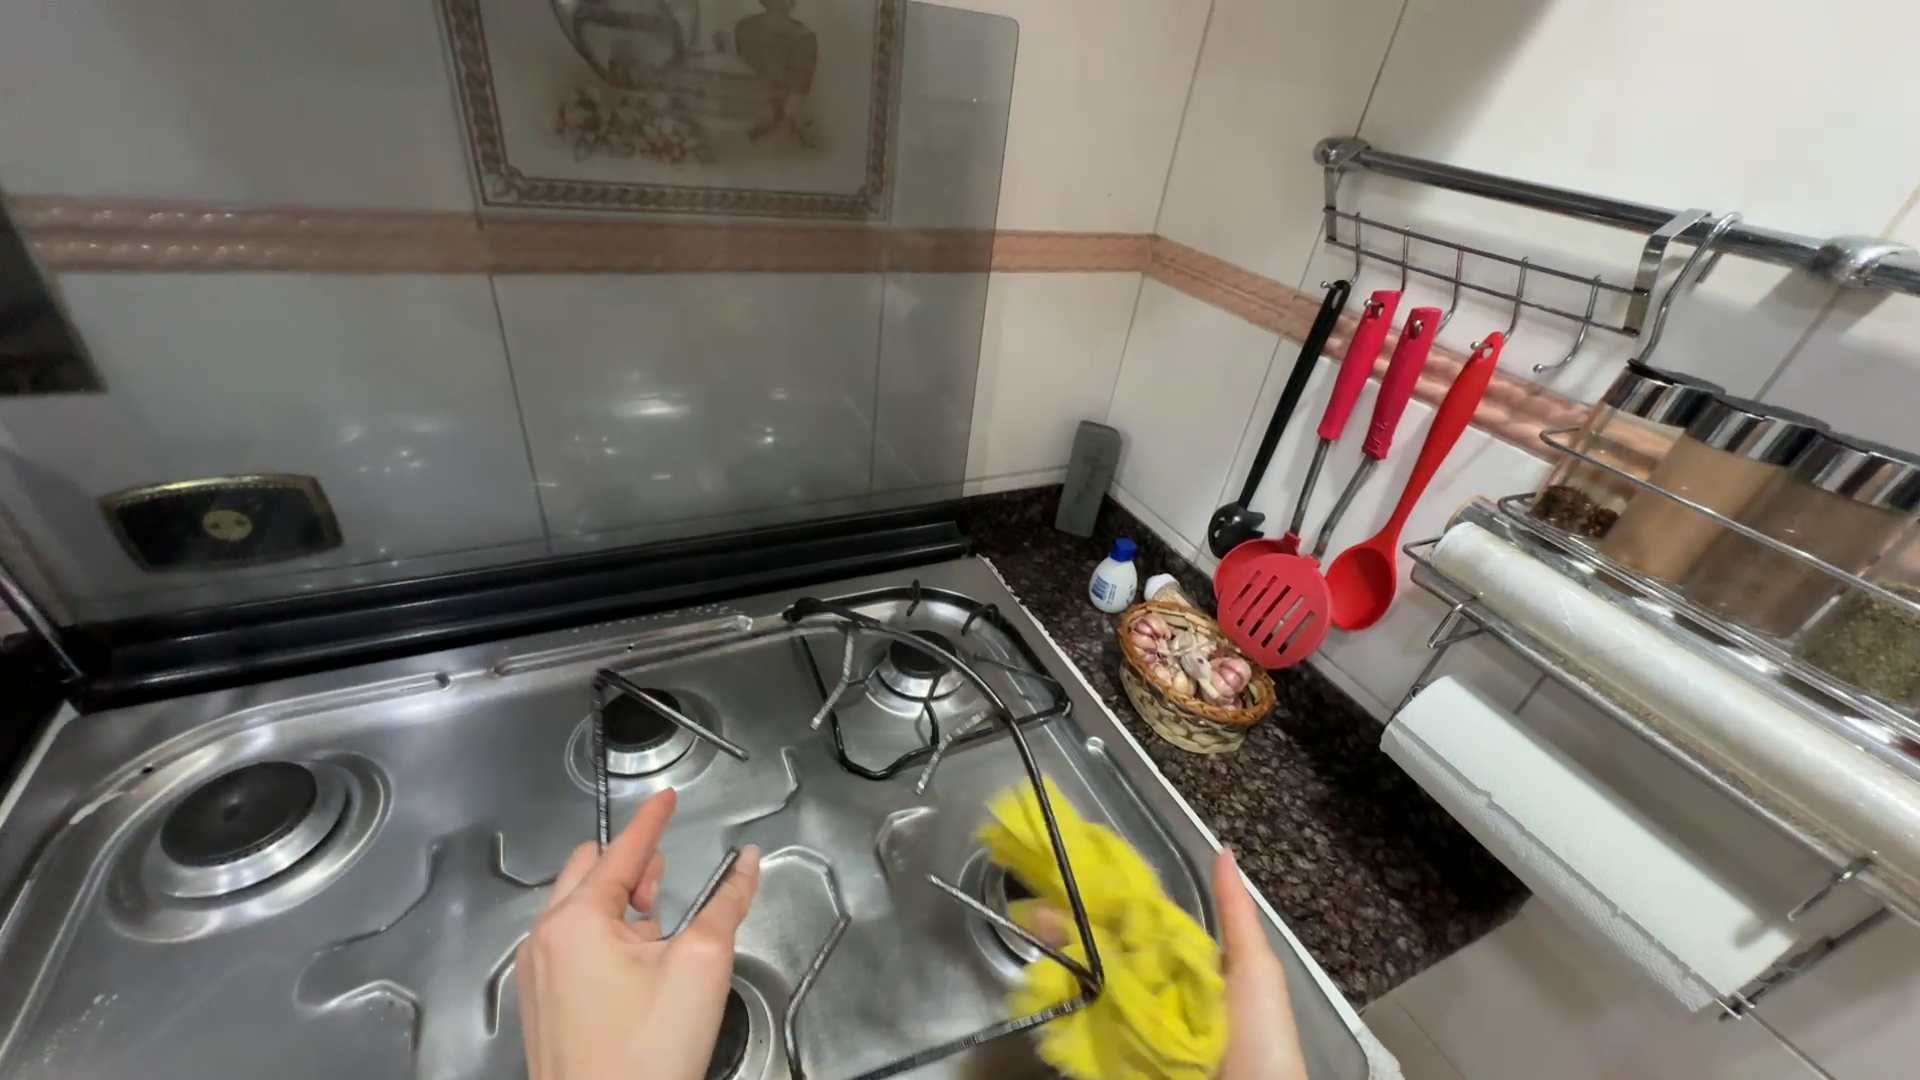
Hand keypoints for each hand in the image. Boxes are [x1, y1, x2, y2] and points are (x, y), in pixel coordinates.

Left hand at [517, 789, 761, 1079]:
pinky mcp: (542, 1004)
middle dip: (631, 866)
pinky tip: (637, 964)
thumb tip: (749, 861)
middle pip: (590, 870)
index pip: (623, 849)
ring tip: (657, 928)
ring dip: (620, 900)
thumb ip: (728, 900)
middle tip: (665, 888)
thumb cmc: (649, 1049)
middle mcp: (545, 940)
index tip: (668, 796)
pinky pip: (572, 941)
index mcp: (577, 921)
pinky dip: (605, 932)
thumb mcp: (702, 962)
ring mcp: (537, 974)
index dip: (653, 819)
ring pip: (580, 906)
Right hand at [1016, 849, 1309, 1079]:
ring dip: (1056, 958)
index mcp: (1178, 964)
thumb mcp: (1255, 970)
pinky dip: (1058, 1005)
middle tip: (1035, 907)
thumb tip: (1222, 849)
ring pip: (1086, 982)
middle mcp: (1149, 989)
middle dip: (1068, 925)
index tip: (1070, 874)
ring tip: (1030, 932)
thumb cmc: (1260, 1039)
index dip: (1104, 898)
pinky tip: (1038, 978)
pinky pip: (1081, 1028)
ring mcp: (1129, 1025)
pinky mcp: (1112, 1057)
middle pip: (1102, 948)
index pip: (1134, 922)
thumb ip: (1235, 912)